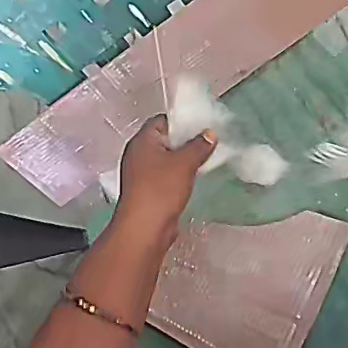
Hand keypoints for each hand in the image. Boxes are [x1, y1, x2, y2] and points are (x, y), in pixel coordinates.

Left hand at [113, 115, 215, 237]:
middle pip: (164, 139)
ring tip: (205, 158)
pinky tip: (194, 177)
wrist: (145, 228)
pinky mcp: (147, 189)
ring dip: (183, 159)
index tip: (202, 124)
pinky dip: (178, 173)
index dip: (182, 120)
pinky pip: (165, 174)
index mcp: (142, 140)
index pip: (162, 120)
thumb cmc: (161, 189)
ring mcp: (141, 172)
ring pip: (166, 158)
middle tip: (208, 141)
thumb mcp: (185, 163)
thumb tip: (209, 134)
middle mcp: (138, 153)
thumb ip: (199, 145)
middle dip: (186, 140)